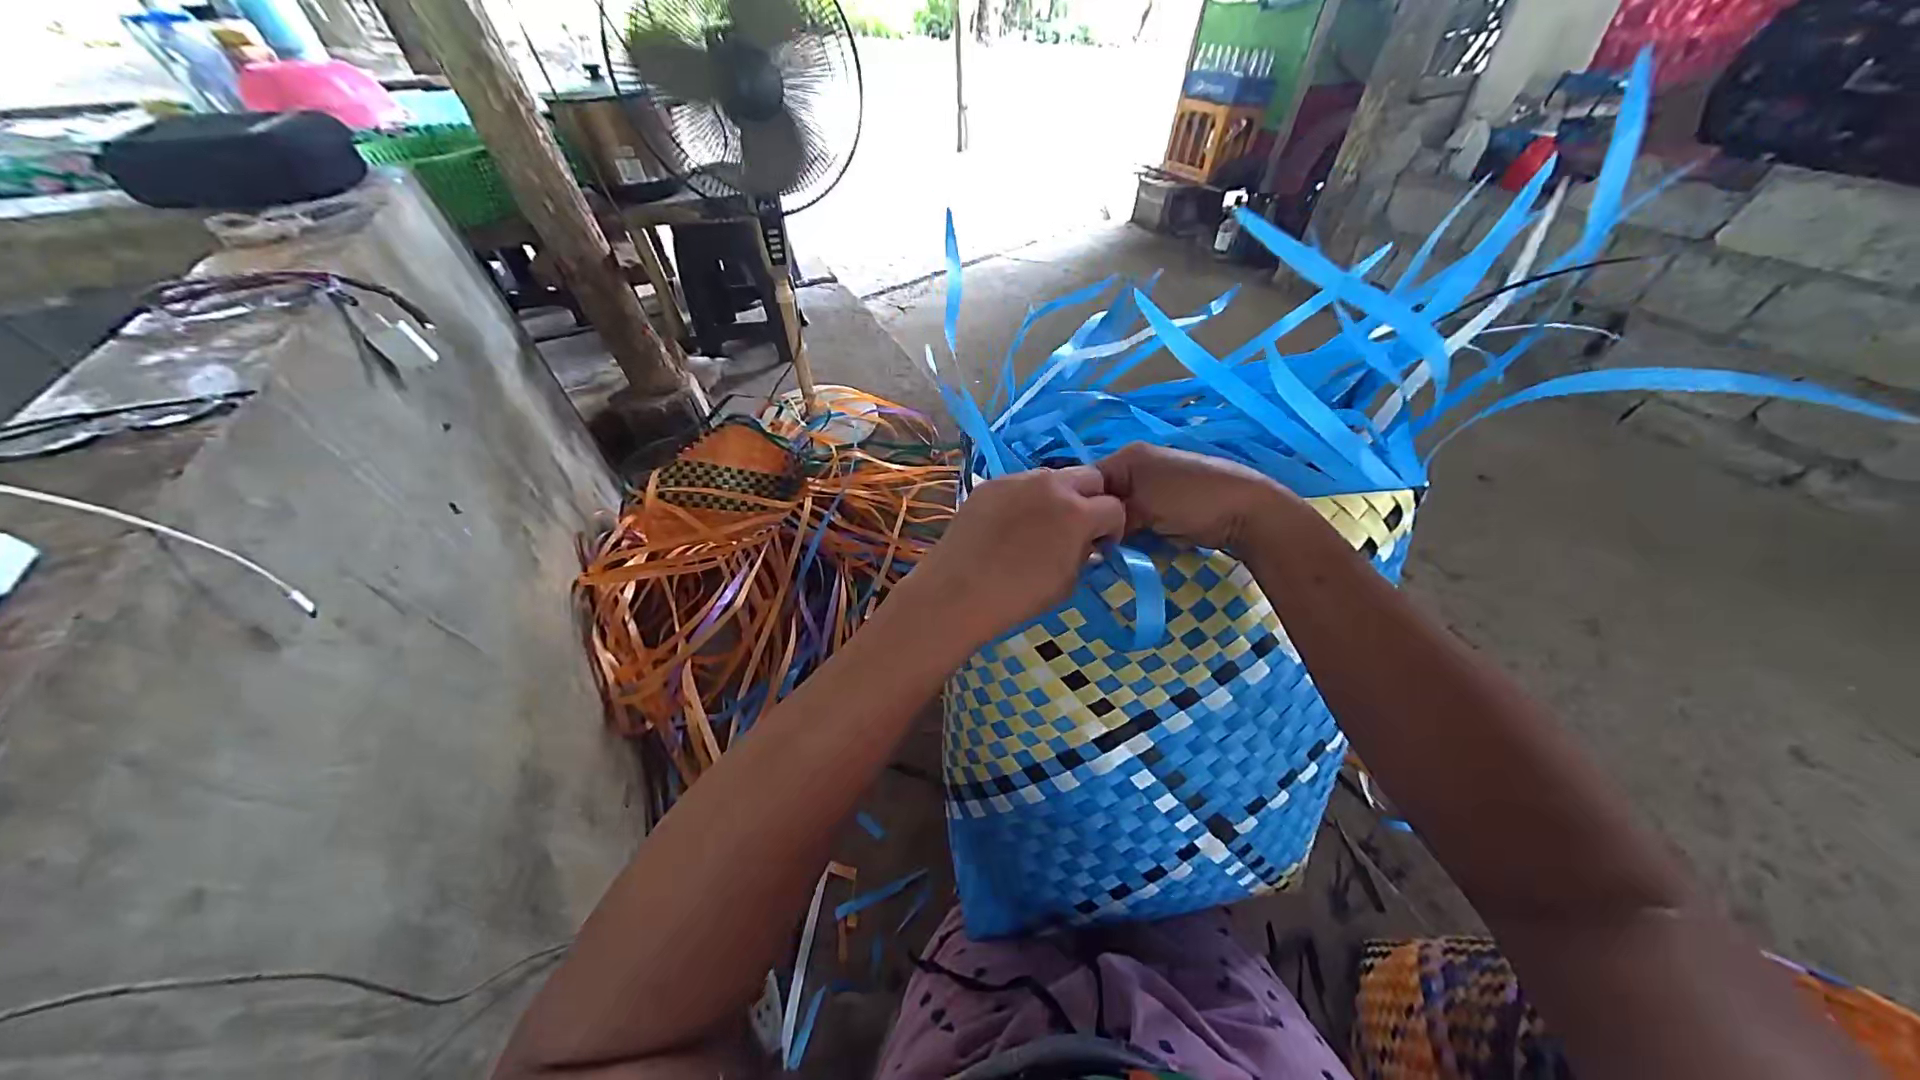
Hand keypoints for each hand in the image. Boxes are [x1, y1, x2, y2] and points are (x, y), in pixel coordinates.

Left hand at [903, 466, 1124, 648]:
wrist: (957, 592)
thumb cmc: (1018, 597)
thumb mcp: (1067, 582)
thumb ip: (1084, 552)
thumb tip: (1085, 542)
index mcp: (1078, 512)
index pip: (1114, 508)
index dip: (1112, 529)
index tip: (1100, 546)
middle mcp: (1051, 485)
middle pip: (1089, 478)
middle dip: (1091, 500)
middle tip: (1076, 528)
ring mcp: (1017, 480)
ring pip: (1051, 477)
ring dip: (1057, 496)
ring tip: (1039, 526)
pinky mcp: (989, 484)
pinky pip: (1019, 485)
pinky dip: (1024, 500)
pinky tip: (1009, 526)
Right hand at [1096, 443, 1289, 552]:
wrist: (1246, 511)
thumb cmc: (1190, 500)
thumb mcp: (1142, 507)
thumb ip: (1111, 519)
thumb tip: (1092, 539)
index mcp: (1127, 457)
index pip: (1087, 483)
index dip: (1080, 509)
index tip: (1075, 535)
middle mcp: (1136, 467)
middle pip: (1102, 499)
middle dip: (1097, 522)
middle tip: (1091, 547)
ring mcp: (1152, 488)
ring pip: (1118, 514)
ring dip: (1115, 532)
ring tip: (1107, 552)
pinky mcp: (1164, 508)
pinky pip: (1136, 523)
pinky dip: (1132, 536)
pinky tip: (1127, 550)